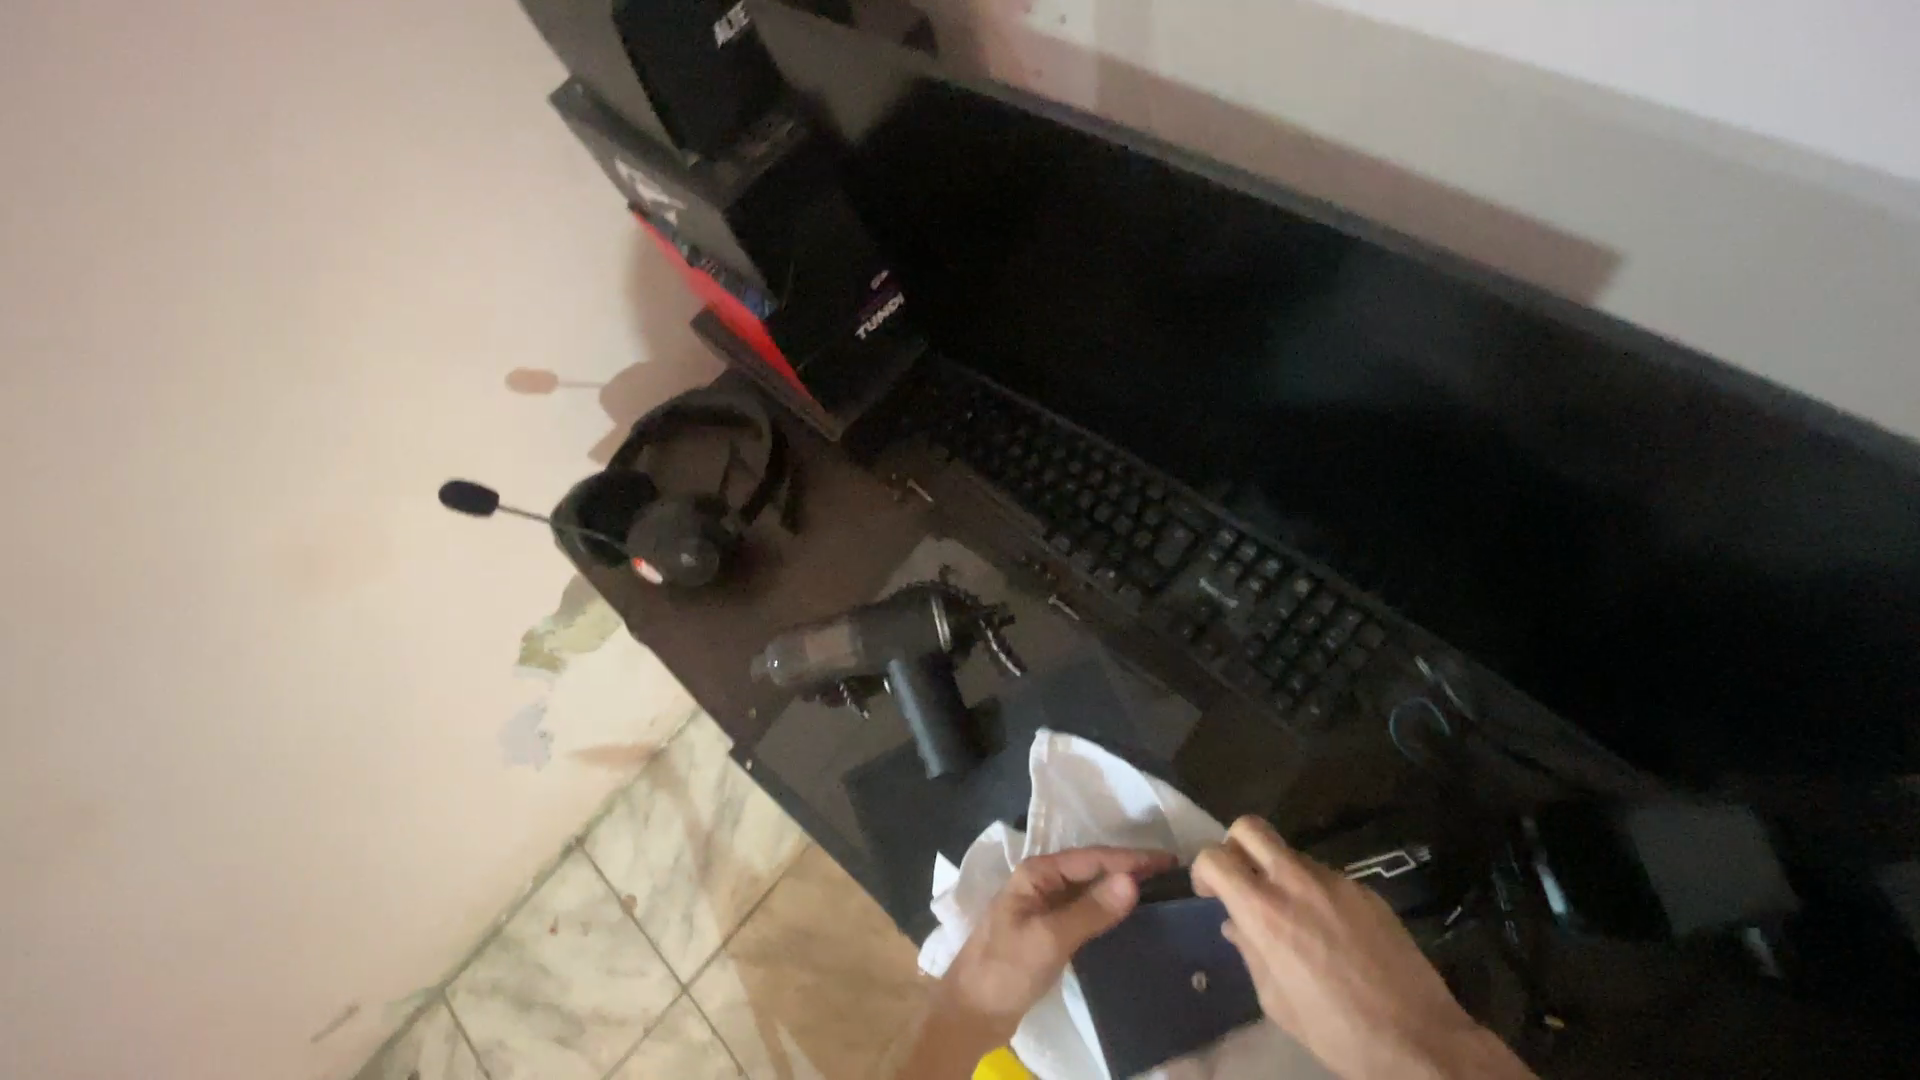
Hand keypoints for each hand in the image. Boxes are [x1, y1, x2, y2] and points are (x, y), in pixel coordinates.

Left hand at [940, 846, 1176, 1039]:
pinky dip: (1108, 910)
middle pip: (1092, 869)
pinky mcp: (1048, 931)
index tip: (1170, 861)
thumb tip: (1132, 881)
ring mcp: (1043, 906)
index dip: (1131, 858)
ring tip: (1160, 893)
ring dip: (1120, 888)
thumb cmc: (1005, 969)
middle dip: (1130, 869)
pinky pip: (1085, 911)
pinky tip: (1128, 919)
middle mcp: (1041, 882)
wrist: (971, 1012)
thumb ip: (1090, 911)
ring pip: (1089, 889)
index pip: (1093, 858)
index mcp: (1037, 873)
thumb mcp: (1049, 939)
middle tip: (1173, 875)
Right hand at [1193, 817, 1533, 1079]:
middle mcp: (1295, 882)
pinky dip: (1314, 891)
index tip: (1210, 894)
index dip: (1203, 870)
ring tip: (1292, 914)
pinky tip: (1330, 930)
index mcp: (1264, 911)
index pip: (1215, 857)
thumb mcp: (1276, 1001)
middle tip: (1241, 880)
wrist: (1421, 1041)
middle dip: (1234, 847)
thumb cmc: (1337, 1032)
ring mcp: (1335, 881)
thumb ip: (1250, 952)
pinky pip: (1325, 877)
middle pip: (1249, 827)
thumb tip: (1236, 924)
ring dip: (1278, 872)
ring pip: (1289, 853)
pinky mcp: (1365, 890)